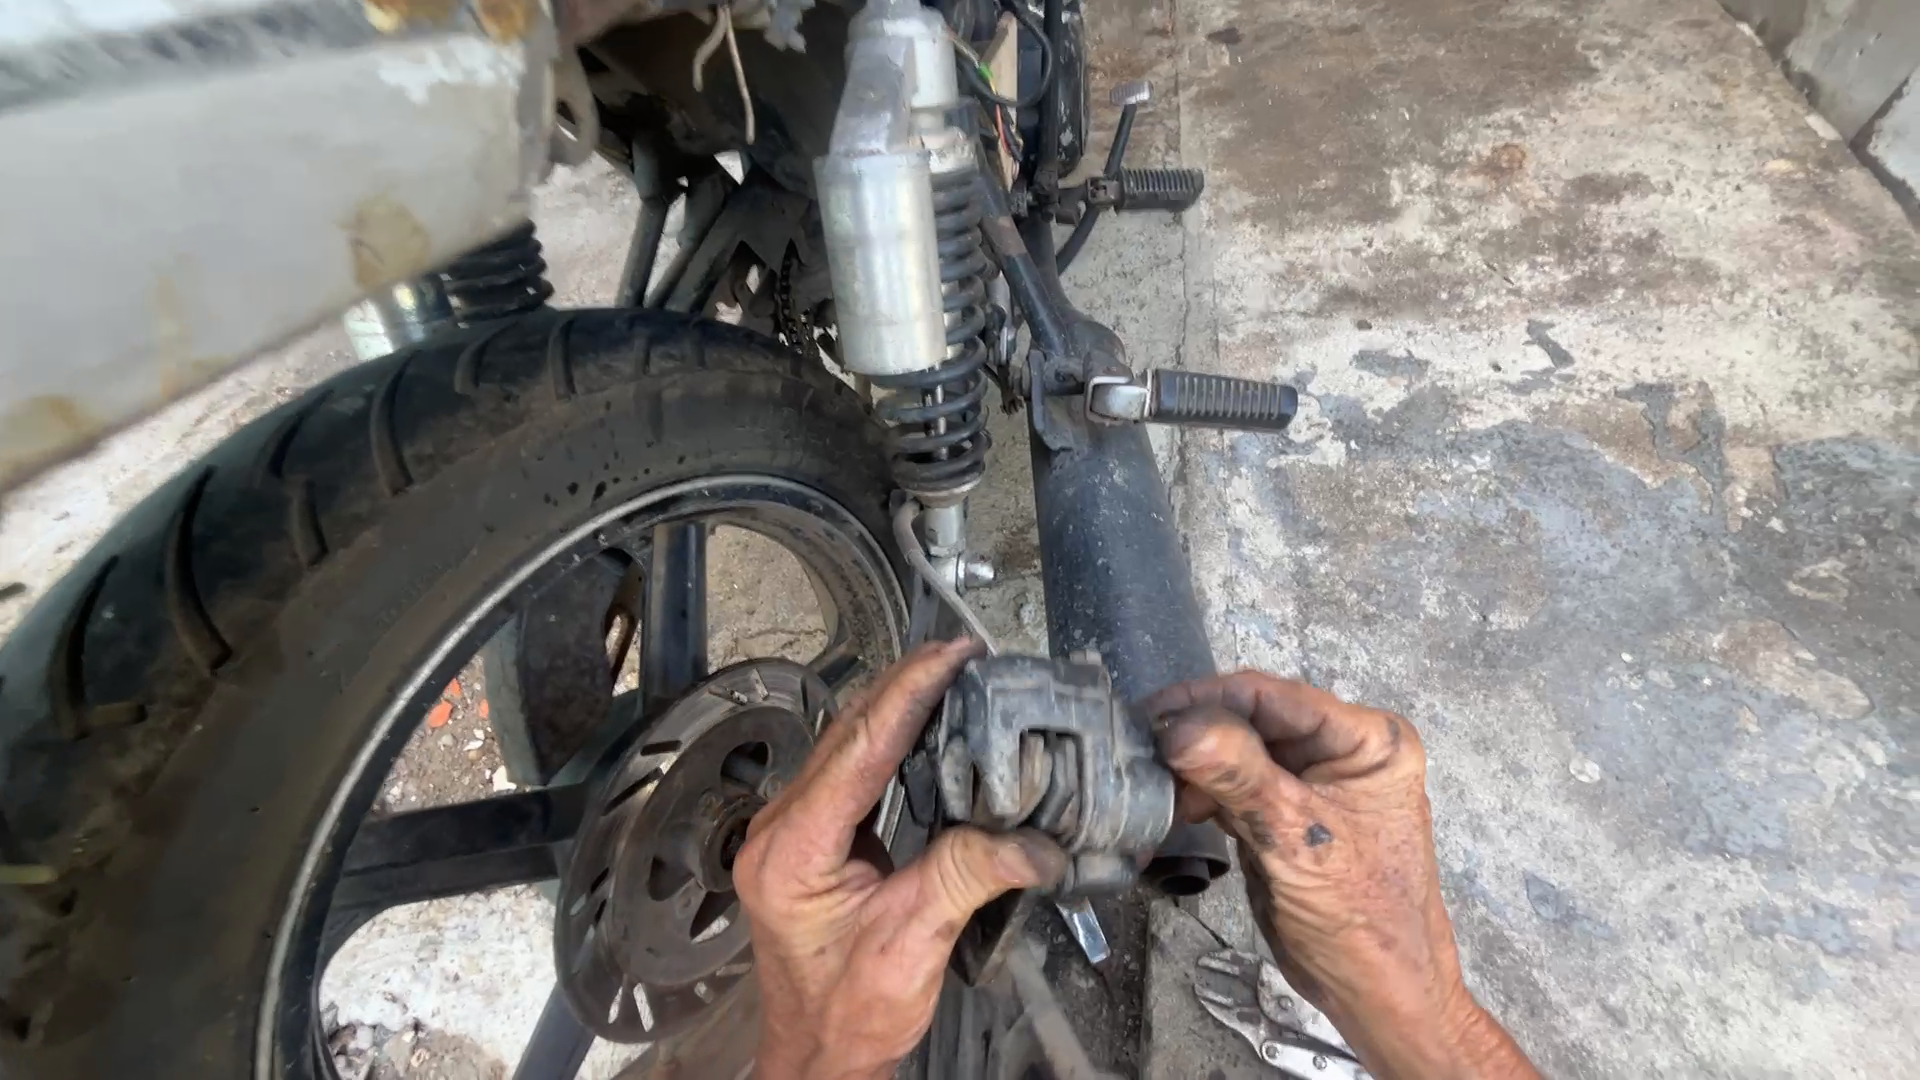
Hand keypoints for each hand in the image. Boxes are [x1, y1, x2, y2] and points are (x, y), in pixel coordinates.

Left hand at [735, 638, 1067, 1079]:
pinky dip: (890, 733)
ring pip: (846, 740)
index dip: (907, 695)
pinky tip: (922, 718)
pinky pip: (851, 764)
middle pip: (847, 732)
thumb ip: (965, 876)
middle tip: (958, 653)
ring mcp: (793, 824)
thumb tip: (1034, 841)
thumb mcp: (911, 944)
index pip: (857, 748)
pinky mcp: (812, 830)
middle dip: (904, 685)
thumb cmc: (848, 1014)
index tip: (949, 657)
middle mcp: (782, 825)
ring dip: (896, 702)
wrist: (818, 1054)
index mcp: (793, 850)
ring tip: (946, 672)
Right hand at [1147, 674, 1537, 1079]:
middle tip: (1142, 747)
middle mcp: (1338, 745)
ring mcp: (1309, 774)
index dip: (1206, 700)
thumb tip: (1177, 727)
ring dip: (1192, 764)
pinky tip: (1175, 805)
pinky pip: (1232, 778)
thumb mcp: (1293, 839)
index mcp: (1365, 739)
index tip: (1151, 717)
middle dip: (1195, 734)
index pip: (1272, 696)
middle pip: (1250, 716)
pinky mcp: (1282, 801)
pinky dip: (1200, 790)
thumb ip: (1238, 775)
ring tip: (1153, 782)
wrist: (1377, 998)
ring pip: (1234, 746)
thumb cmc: (1357, 919)